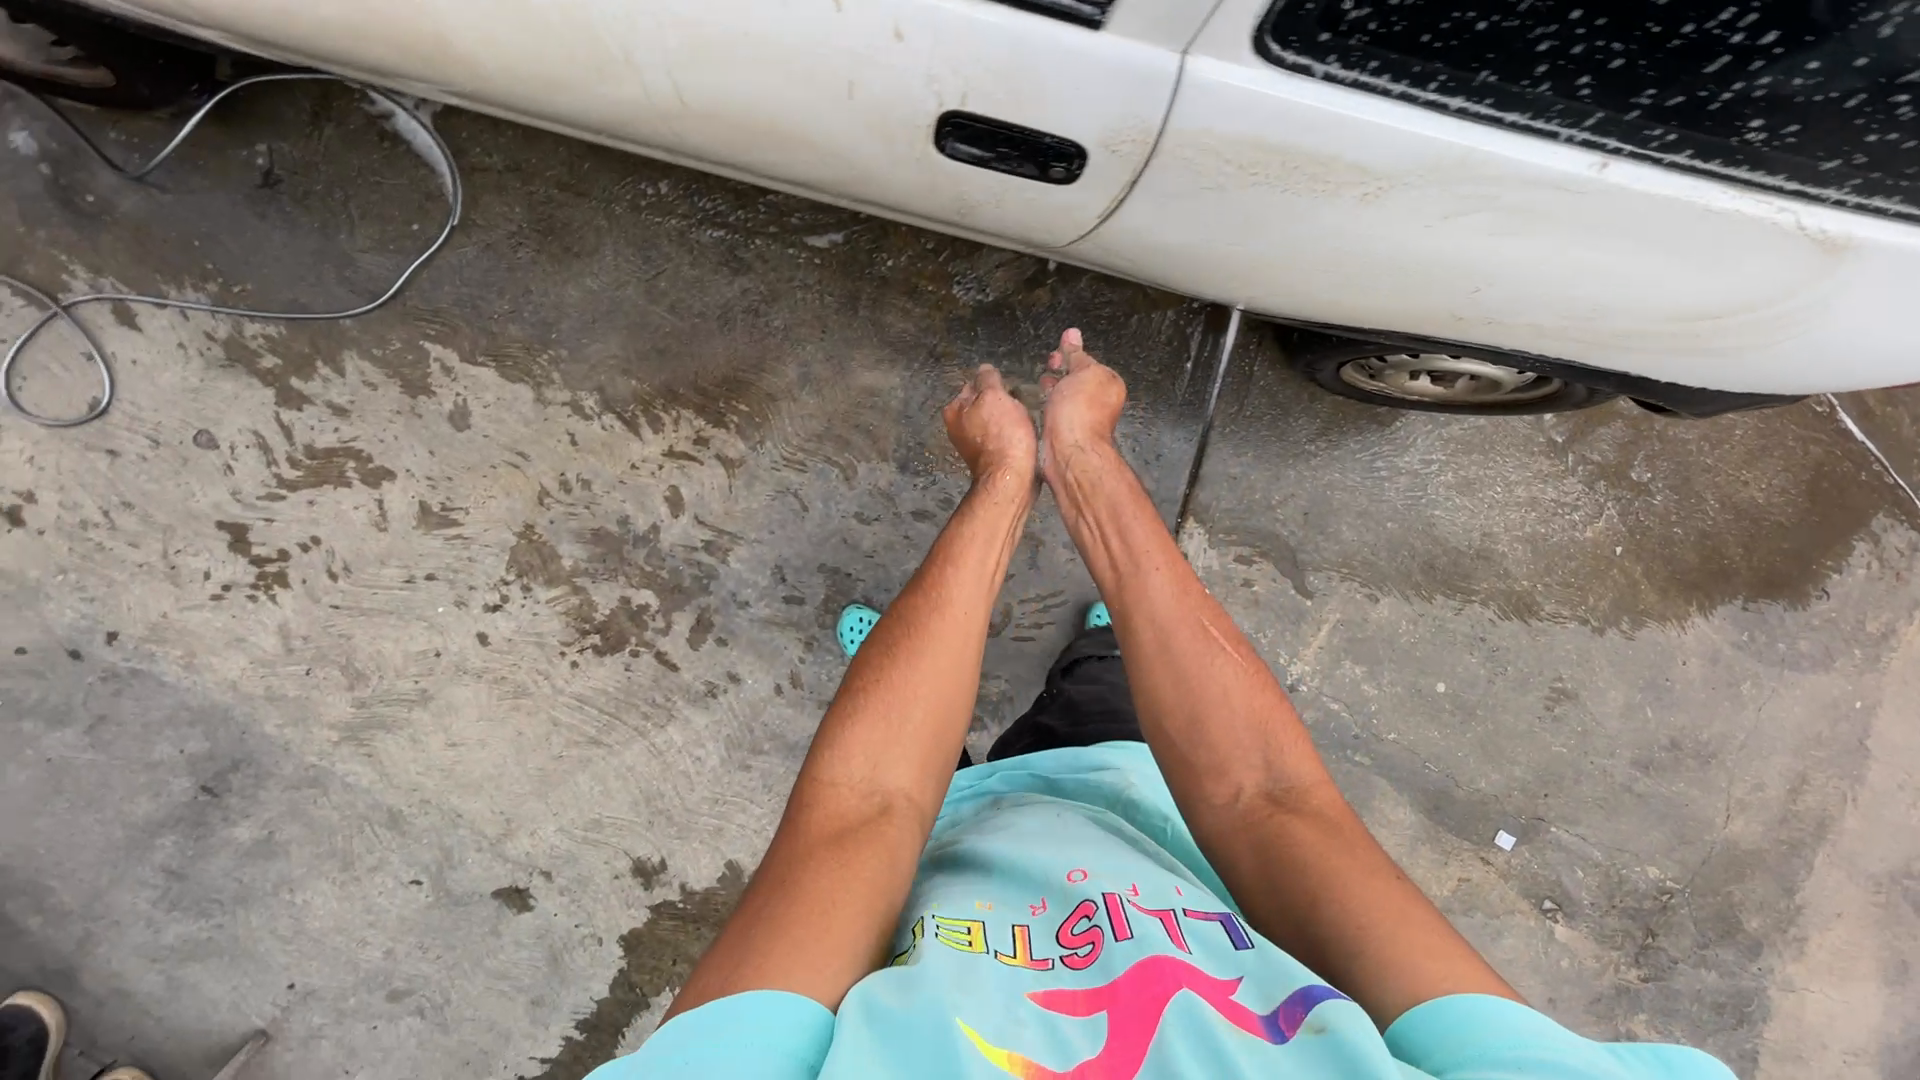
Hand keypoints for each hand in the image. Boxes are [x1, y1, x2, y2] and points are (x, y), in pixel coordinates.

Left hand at [943, 364, 1036, 485]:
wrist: (1010, 477)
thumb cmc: (1002, 435)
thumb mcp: (994, 396)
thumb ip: (987, 378)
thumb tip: (984, 369)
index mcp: (953, 410)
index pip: (975, 385)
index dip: (994, 386)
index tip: (1007, 394)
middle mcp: (957, 428)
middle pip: (984, 403)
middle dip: (1000, 404)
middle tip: (1015, 411)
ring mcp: (971, 444)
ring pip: (994, 420)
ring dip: (1008, 420)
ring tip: (1020, 427)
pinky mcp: (986, 457)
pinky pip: (1000, 437)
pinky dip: (1009, 436)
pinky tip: (1019, 440)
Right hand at [1039, 327, 1125, 482]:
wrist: (1069, 451)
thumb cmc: (1081, 412)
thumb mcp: (1082, 371)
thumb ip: (1076, 353)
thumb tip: (1073, 334)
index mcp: (1108, 384)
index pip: (1088, 363)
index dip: (1071, 354)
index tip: (1055, 353)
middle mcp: (1098, 402)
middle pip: (1077, 379)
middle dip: (1061, 371)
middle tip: (1047, 365)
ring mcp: (1081, 419)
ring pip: (1066, 397)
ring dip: (1053, 388)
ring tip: (1041, 383)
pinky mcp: (1065, 432)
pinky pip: (1056, 413)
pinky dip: (1048, 406)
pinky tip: (1038, 403)